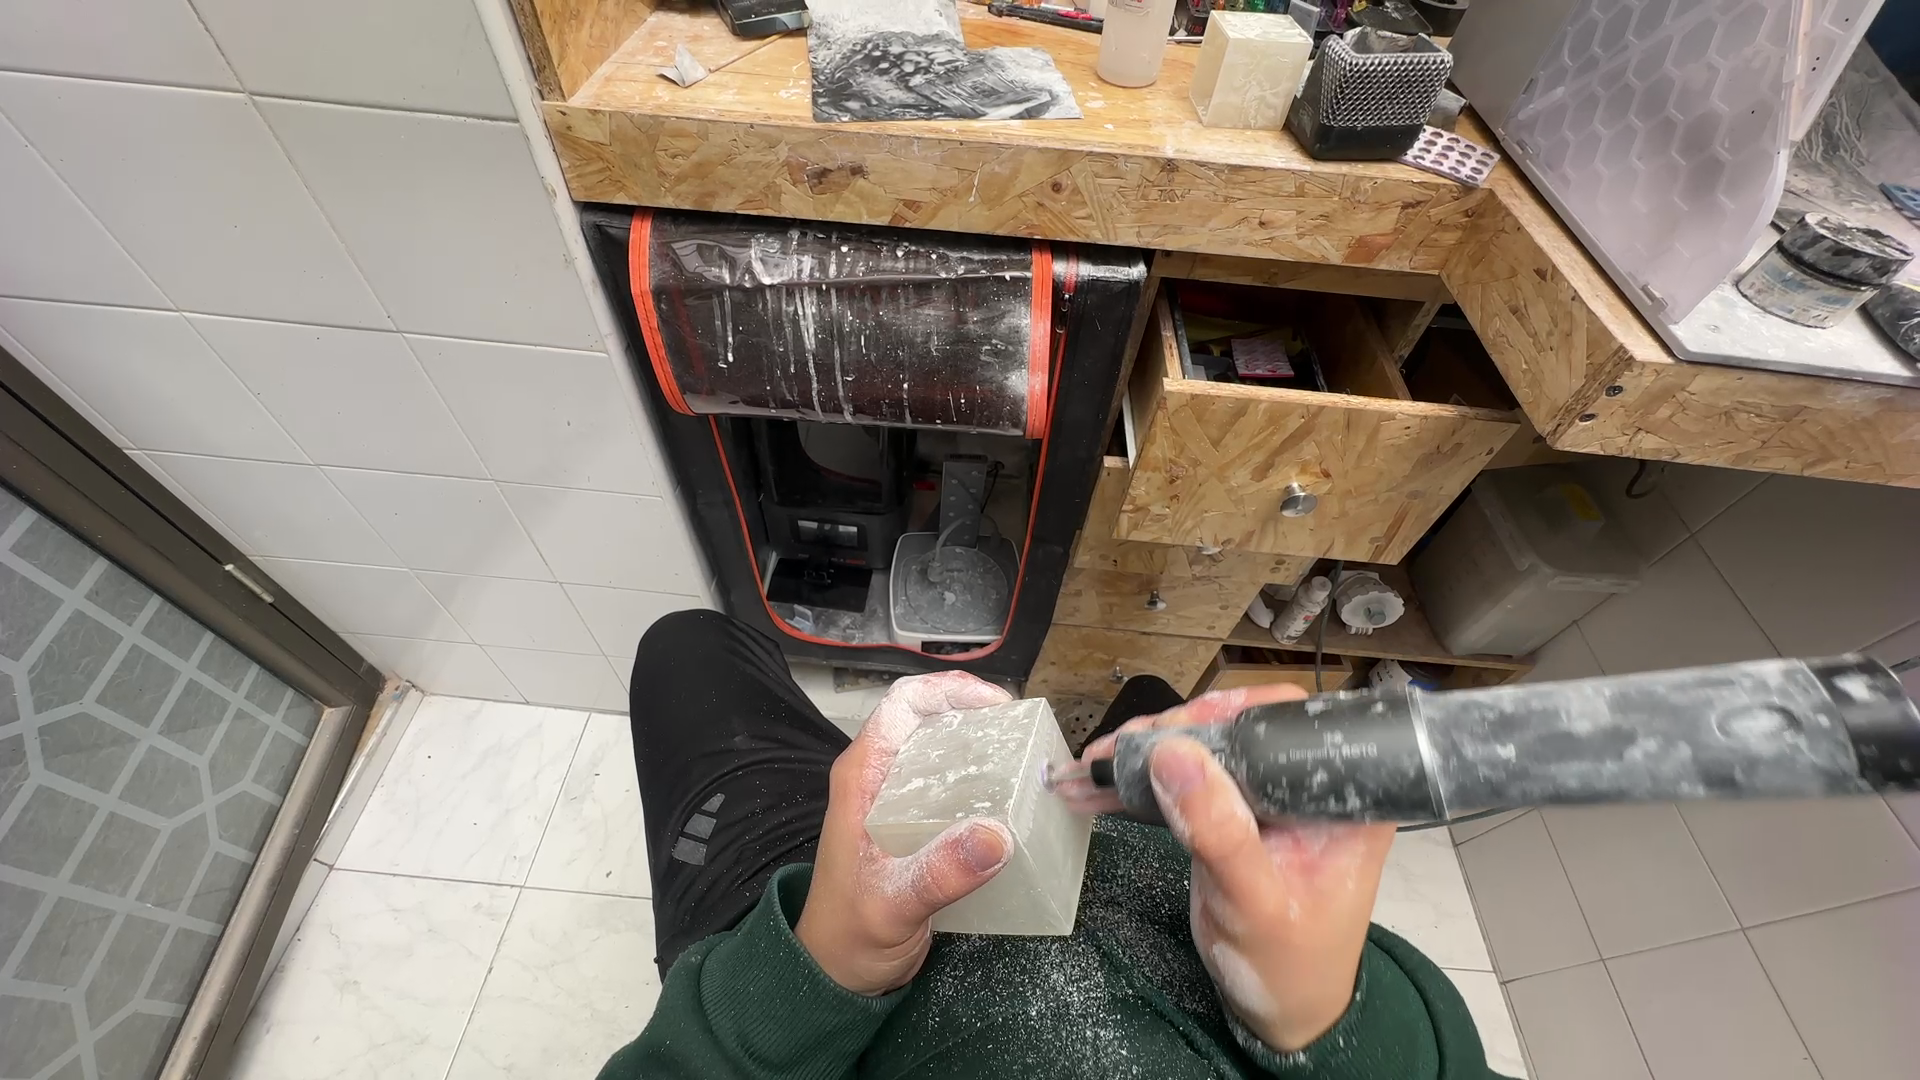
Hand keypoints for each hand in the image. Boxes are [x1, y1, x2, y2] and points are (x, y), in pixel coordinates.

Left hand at [794, 671, 1016, 995]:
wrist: (836, 969)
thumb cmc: (850, 933)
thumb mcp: (894, 903)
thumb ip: (940, 873)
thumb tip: (997, 836)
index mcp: (863, 774)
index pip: (903, 703)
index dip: (949, 690)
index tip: (997, 705)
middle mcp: (879, 773)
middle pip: (926, 715)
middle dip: (973, 710)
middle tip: (1021, 730)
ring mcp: (895, 793)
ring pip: (938, 742)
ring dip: (978, 739)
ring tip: (1022, 754)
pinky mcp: (913, 816)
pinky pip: (949, 776)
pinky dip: (979, 772)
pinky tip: (1009, 792)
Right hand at [1079, 686, 1397, 1051]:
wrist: (1278, 1008)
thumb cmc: (1286, 966)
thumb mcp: (1254, 904)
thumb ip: (1220, 833)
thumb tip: (1172, 754)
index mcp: (1334, 793)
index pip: (1281, 719)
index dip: (1221, 714)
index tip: (1165, 735)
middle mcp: (1300, 781)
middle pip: (1227, 727)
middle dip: (1162, 734)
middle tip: (1113, 752)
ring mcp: (1261, 793)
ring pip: (1196, 749)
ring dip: (1138, 755)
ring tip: (1088, 766)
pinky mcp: (1228, 807)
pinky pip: (1180, 779)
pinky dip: (1135, 781)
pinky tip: (1093, 783)